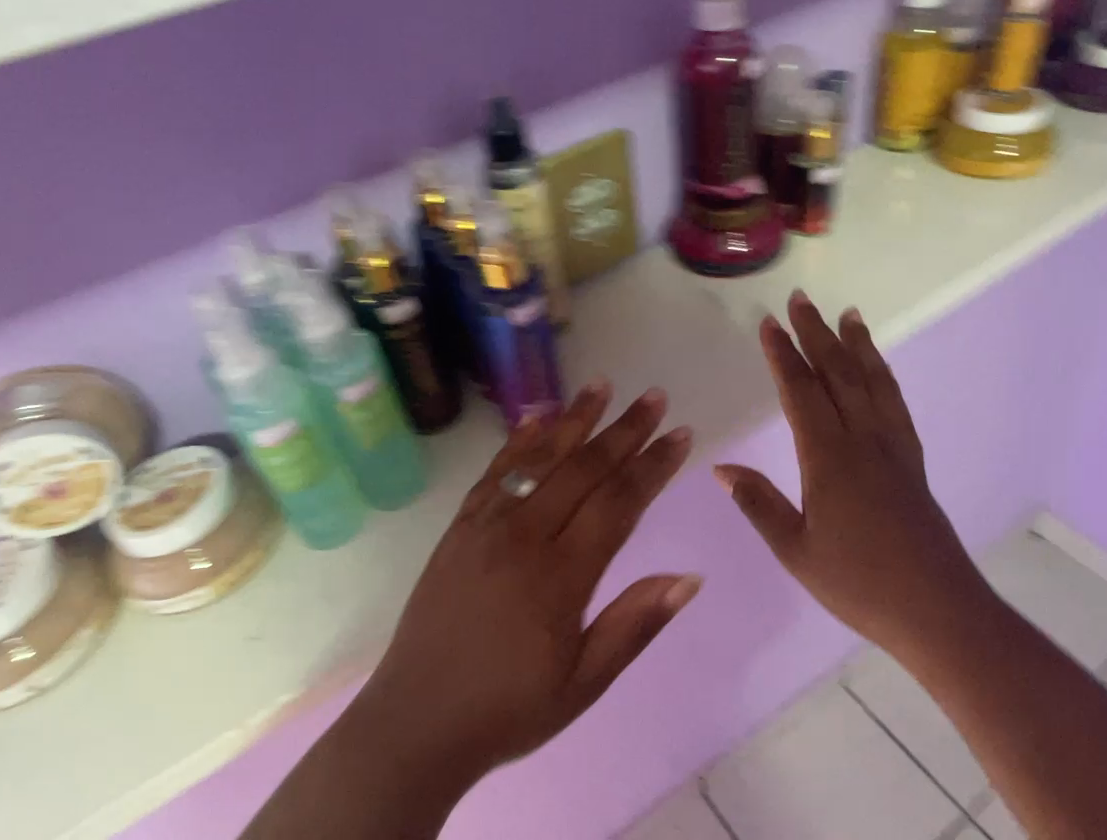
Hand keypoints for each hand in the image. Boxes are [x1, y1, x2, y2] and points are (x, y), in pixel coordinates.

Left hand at [351, 380, 700, 779]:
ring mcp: (484, 528)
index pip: (618, 504)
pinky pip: (493, 474)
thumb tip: (689, 577)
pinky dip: (518, 443)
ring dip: (572, 420)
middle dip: (622, 431)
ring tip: (600, 385)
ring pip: (537, 461)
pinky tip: (535, 420)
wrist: (417, 720)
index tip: (680, 434)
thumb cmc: (509, 709)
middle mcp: (523, 538)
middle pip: (582, 470)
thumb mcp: (583, 683)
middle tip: (653, 397)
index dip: (653, 466)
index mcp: (561, 577)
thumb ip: (635, 624)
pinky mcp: (457, 530)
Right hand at [717, 291, 992, 663]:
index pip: (801, 393)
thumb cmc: (859, 584)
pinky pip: (896, 405)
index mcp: (829, 459)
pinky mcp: (912, 464)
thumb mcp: (796, 550)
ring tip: (848, 315)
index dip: (783, 357)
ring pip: (873, 384)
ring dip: (857, 346)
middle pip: (839, 375)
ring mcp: (894, 450)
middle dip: (817, 335)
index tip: (769, 324)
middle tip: (802, 300)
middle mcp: (864, 442)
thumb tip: (721, 469)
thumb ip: (759, 505)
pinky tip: (878, 371)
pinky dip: (884, 377)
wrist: (938, 611)